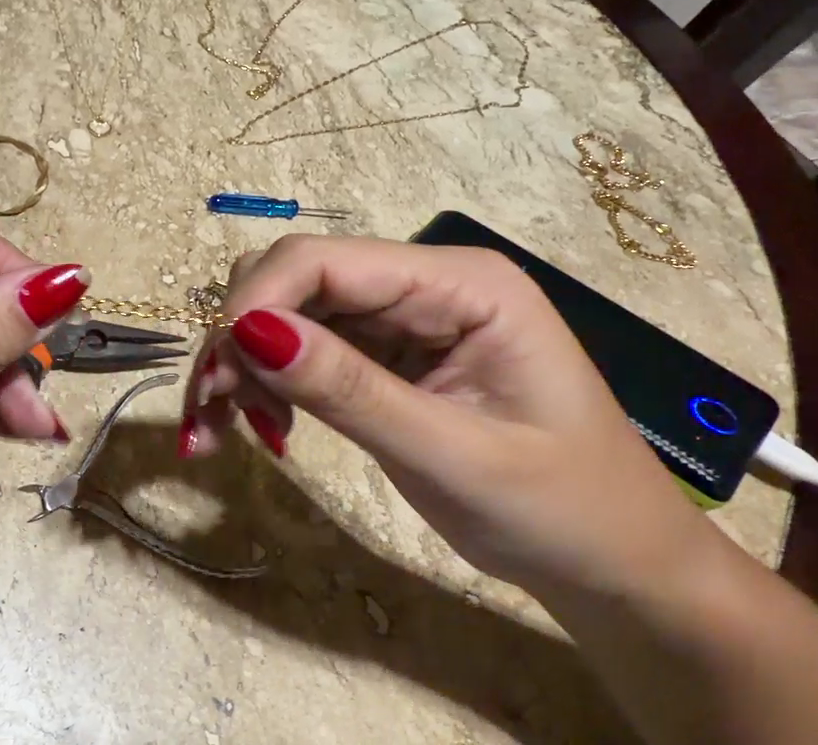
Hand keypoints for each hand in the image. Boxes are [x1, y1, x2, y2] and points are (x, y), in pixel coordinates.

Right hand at [181, 234, 704, 595]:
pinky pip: (291, 351)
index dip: (255, 303)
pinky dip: (256, 386)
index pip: (321, 261)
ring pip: (276, 316)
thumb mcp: (453, 455)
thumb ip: (349, 389)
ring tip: (221, 432)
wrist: (612, 568)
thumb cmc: (562, 512)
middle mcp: (417, 285)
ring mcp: (392, 318)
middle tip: (216, 412)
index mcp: (460, 284)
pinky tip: (248, 428)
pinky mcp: (372, 354)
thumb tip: (247, 330)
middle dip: (239, 340)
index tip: (217, 376)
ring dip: (238, 368)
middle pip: (287, 282)